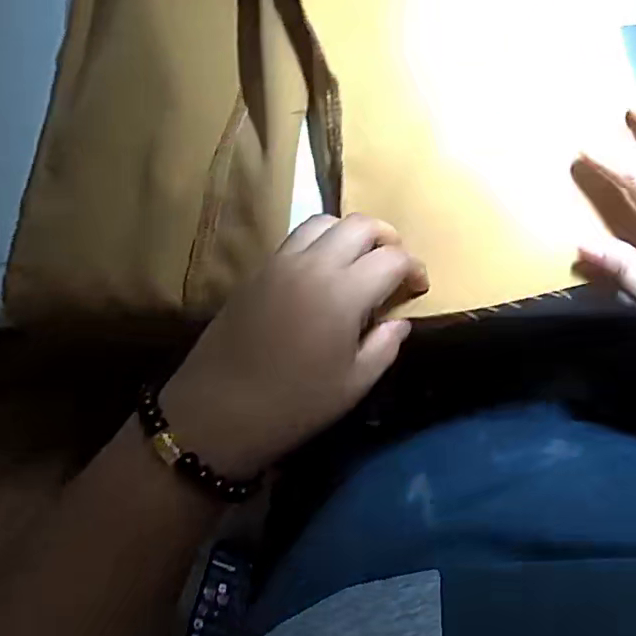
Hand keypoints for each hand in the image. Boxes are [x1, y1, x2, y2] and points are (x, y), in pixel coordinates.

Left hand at [159, 214, 429, 476]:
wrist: (217, 413)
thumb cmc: (295, 403)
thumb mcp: (355, 383)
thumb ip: (385, 345)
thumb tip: (399, 321)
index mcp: (343, 292)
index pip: (393, 258)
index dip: (414, 268)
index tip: (418, 288)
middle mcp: (313, 265)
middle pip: (361, 225)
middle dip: (388, 240)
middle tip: (394, 269)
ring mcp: (281, 263)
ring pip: (325, 223)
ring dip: (351, 235)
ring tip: (359, 264)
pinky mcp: (258, 271)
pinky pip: (297, 238)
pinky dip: (321, 243)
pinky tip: (324, 274)